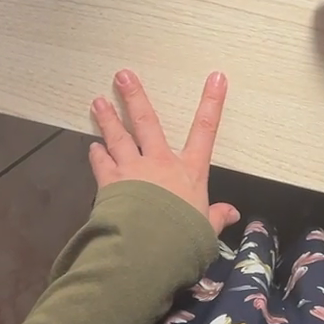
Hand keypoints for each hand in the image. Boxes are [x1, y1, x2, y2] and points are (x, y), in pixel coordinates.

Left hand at [88, 69, 240, 235]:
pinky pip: (102, 164)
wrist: (148, 247)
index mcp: (189, 171)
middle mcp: (160, 163)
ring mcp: (133, 169)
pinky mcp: (110, 183)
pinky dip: (96, 155)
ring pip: (118, 137)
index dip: (212, 103)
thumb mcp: (205, 229)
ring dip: (108, 119)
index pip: (205, 130)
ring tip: (98, 101)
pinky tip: (92, 147)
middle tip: (123, 76)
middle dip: (135, 97)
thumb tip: (231, 213)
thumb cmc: (181, 238)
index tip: (215, 78)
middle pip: (147, 122)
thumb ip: (215, 217)